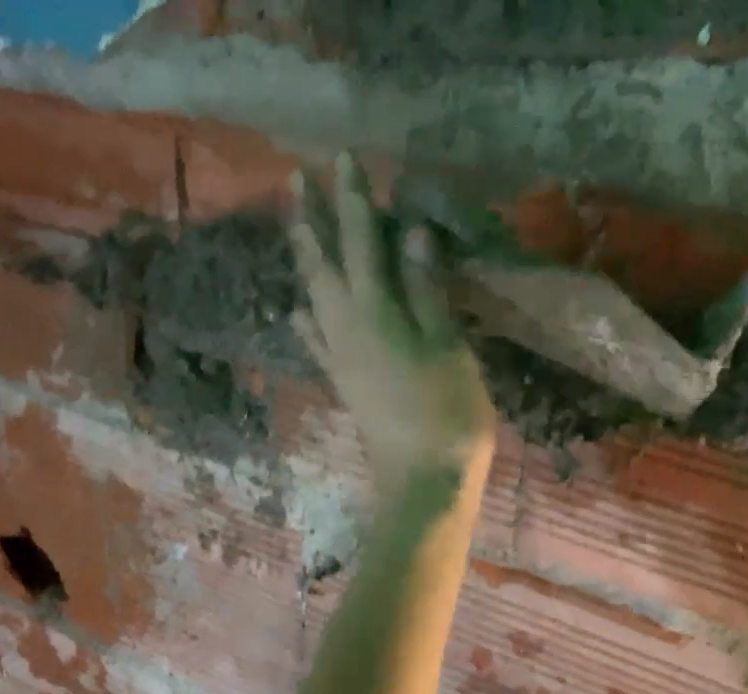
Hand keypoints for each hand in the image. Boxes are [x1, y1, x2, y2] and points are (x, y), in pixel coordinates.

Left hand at [288, 154, 495, 496]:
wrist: (422, 481)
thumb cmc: (447, 412)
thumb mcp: (448, 345)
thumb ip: (427, 288)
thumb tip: (412, 231)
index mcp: (374, 309)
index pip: (360, 239)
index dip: (354, 198)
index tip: (344, 158)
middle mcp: (344, 324)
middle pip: (322, 261)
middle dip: (312, 217)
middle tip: (298, 177)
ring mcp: (339, 355)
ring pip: (313, 293)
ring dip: (306, 256)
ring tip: (298, 229)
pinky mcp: (343, 380)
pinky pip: (314, 335)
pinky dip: (305, 312)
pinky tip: (299, 307)